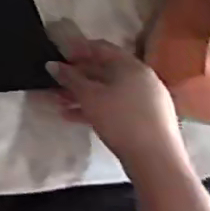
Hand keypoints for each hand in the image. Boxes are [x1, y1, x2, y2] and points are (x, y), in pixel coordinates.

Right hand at [48, 38, 184, 172]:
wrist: (157, 162)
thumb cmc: (120, 120)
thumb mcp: (89, 96)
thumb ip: (69, 77)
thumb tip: (52, 64)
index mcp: (131, 66)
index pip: (100, 48)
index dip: (77, 50)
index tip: (58, 58)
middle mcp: (143, 78)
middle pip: (104, 70)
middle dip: (77, 77)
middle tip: (55, 83)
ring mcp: (148, 100)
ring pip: (109, 90)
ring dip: (83, 94)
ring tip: (59, 103)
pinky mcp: (148, 120)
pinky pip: (118, 106)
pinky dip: (97, 107)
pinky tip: (74, 117)